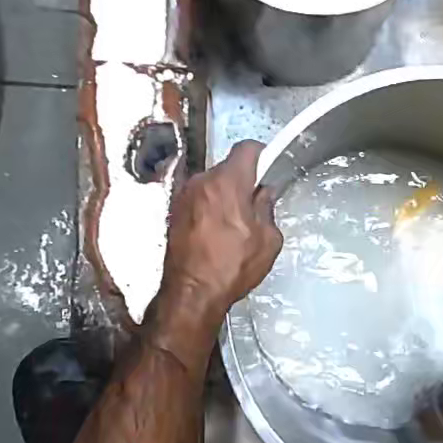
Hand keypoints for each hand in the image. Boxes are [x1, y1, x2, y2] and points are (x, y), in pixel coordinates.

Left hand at [156, 140, 282, 329]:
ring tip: (234, 226)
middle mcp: (201, 183)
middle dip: (243, 182)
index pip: (247, 148)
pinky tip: (217, 234)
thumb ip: (267, 208)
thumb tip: (264, 195)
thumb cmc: (227, 269)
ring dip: (223, 197)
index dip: (262, 155)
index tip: (268, 166)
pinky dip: (208, 210)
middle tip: (255, 205)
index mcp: (227, 183)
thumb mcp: (267, 240)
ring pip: (211, 185)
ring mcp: (184, 197)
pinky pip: (198, 201)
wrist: (192, 293)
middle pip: (227, 168)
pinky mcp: (174, 212)